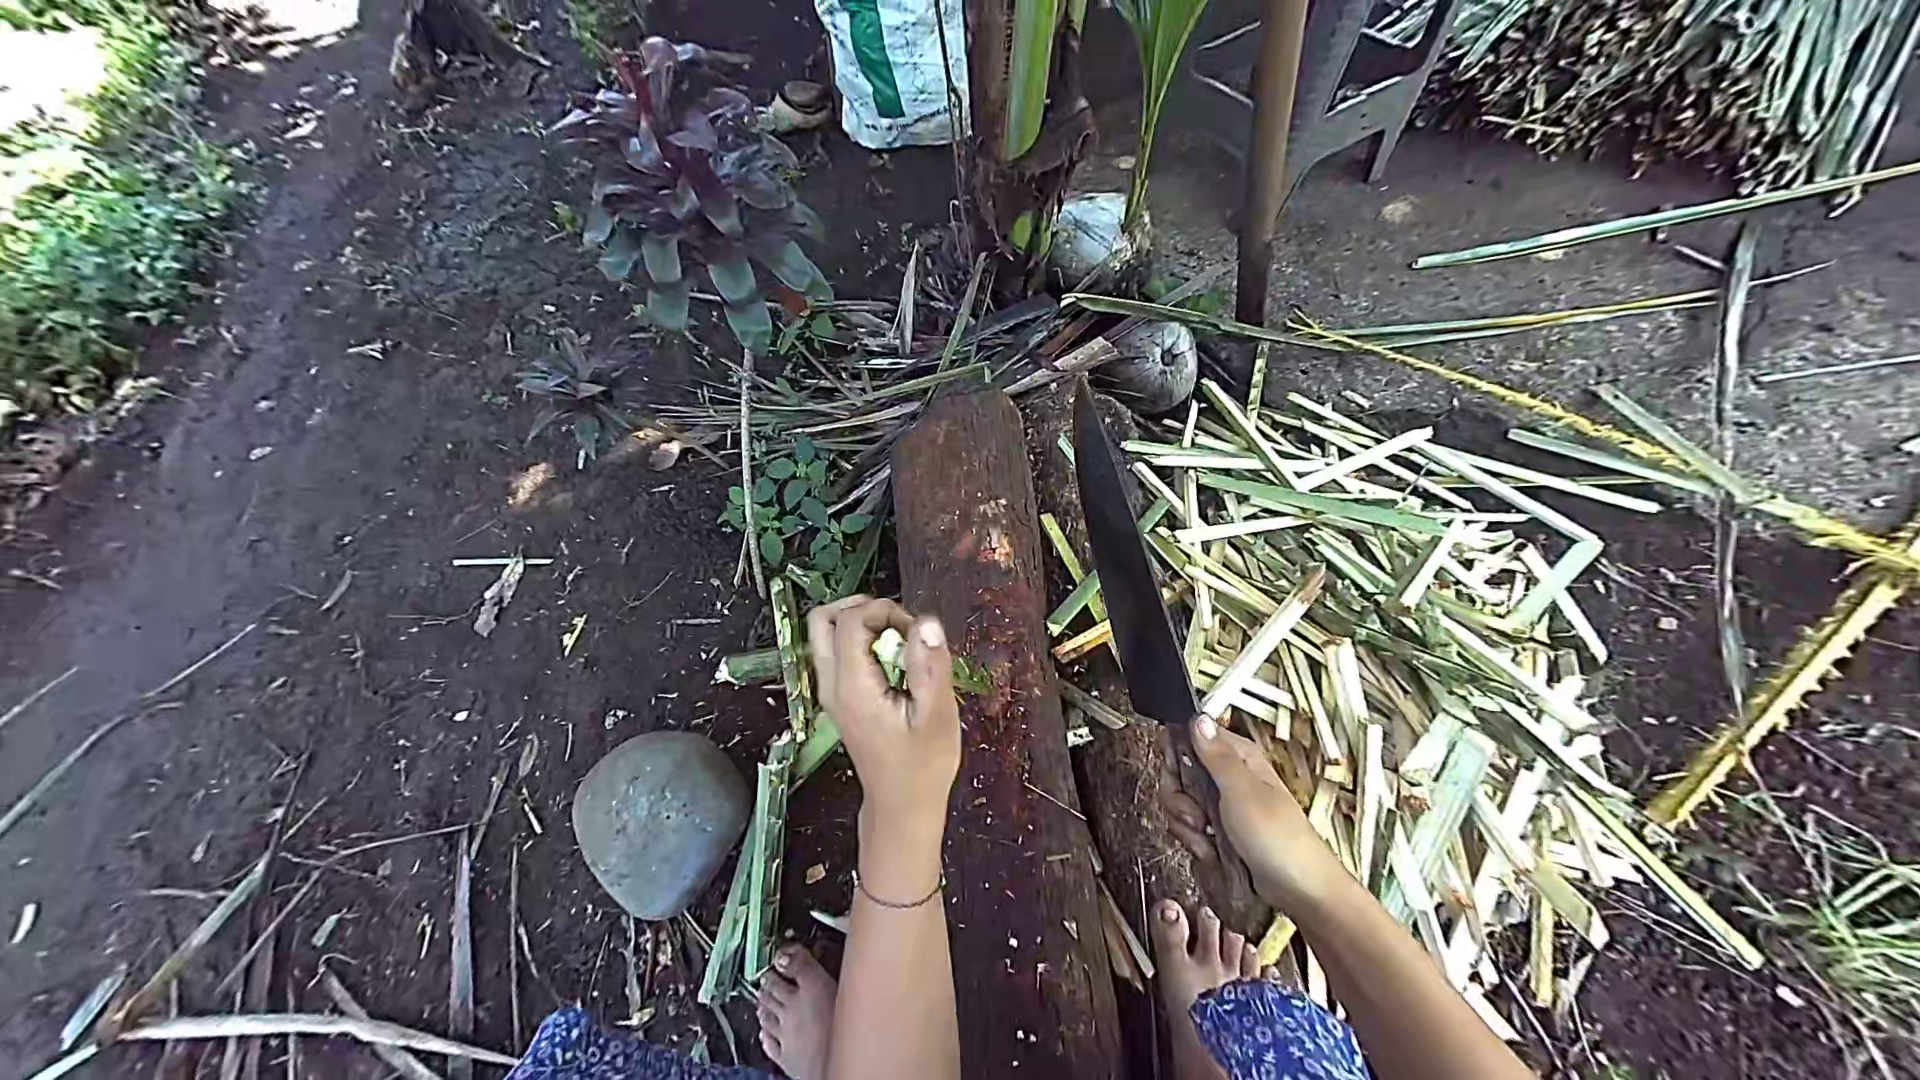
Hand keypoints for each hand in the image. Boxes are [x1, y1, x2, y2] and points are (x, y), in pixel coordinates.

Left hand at [806, 596, 961, 832]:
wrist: (902, 805)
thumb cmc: (923, 765)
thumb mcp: (937, 716)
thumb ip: (930, 667)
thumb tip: (927, 622)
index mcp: (852, 687)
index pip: (851, 621)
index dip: (885, 611)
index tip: (915, 632)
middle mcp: (831, 685)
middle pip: (823, 620)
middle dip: (863, 607)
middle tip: (898, 624)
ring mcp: (830, 692)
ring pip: (825, 634)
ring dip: (859, 622)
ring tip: (896, 638)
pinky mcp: (838, 697)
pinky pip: (836, 652)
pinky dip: (859, 640)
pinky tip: (891, 658)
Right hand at [1188, 714, 1348, 911]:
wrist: (1300, 892)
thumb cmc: (1278, 839)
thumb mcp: (1242, 792)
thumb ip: (1216, 755)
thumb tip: (1199, 717)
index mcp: (1237, 756)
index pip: (1189, 737)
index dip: (1175, 754)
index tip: (1177, 775)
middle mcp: (1228, 774)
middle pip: (1178, 771)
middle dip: (1178, 797)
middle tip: (1196, 816)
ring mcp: (1223, 802)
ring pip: (1181, 799)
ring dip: (1185, 822)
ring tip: (1206, 839)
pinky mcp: (1220, 827)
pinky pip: (1189, 823)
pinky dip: (1193, 838)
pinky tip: (1209, 850)